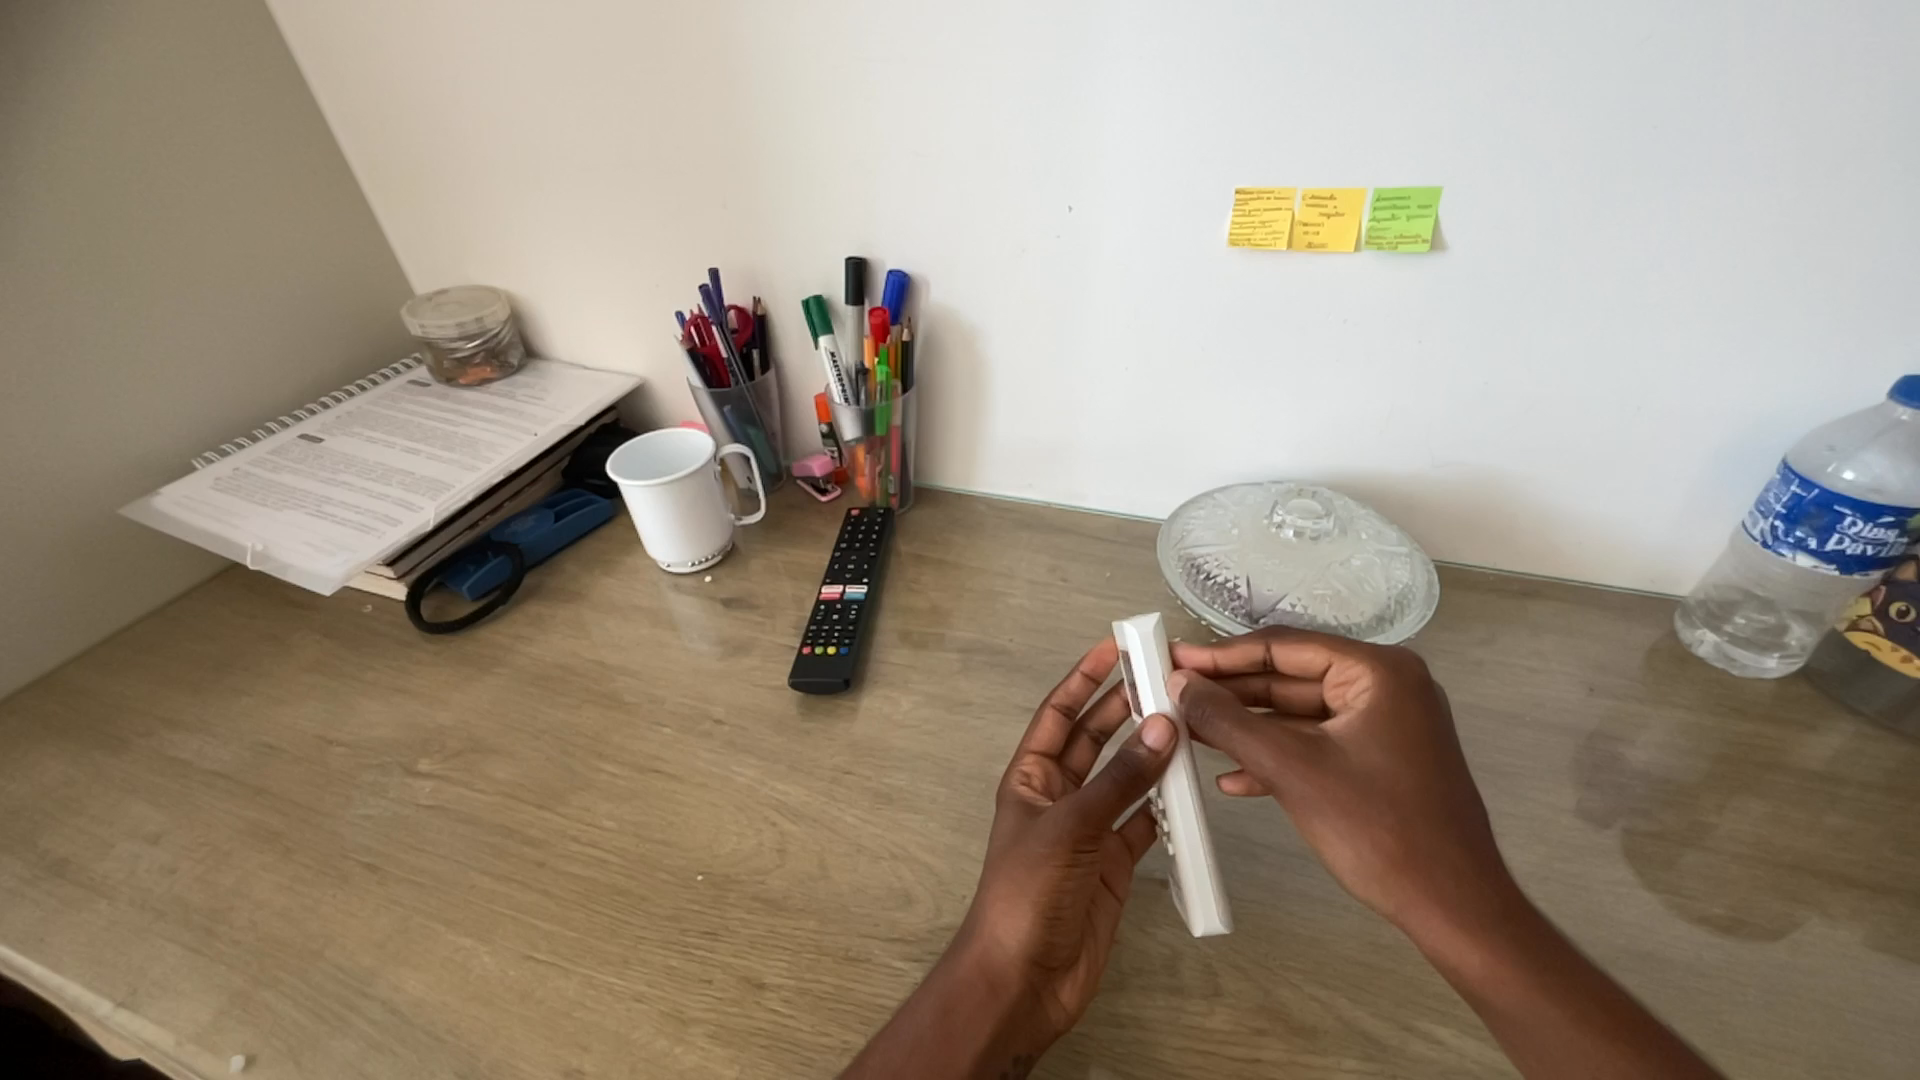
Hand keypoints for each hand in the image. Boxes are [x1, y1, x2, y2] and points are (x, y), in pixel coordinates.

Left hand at [842, 641, 1174, 1078]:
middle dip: (1123, 708)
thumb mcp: (1072, 827)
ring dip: (1150, 755)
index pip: (1060, 713)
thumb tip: (1163, 725)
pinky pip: (1143, 824)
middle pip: (1094, 739)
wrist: (1024, 979)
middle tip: (1162, 678)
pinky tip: (1190, 791)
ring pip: (1123, 779)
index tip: (1115, 647)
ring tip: (1186, 724)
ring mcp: (1087, 830)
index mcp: (1031, 776)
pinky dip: (1165, 808)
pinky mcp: (1113, 864)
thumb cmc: (1029, 892)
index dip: (1084, 678)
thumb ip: (1120, 779)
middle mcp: (1059, 795)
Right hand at [1170, 628, 1516, 935]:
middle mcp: (1384, 687)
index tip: (1174, 657)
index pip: (1283, 647)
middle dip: (1230, 693)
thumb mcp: (1290, 768)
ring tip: (1189, 731)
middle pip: (1288, 678)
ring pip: (1297, 714)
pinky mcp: (1378, 760)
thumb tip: (1180, 685)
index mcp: (1378, 671)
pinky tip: (1231, 777)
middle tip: (1174, 693)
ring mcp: (1383, 725)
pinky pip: (1314, 743)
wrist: (1453, 911)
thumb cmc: (1378, 829)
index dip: (1221, 655)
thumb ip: (1227, 720)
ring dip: (1245, 727)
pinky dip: (1275, 756)